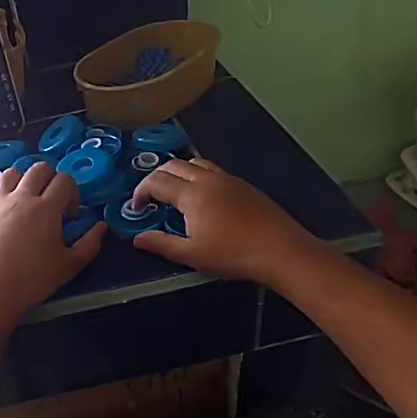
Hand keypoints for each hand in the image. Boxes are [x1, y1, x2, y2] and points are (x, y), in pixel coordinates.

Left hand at [0, 162, 103, 325]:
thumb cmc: (34, 281)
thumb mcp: (71, 265)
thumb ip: (90, 243)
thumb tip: (101, 226)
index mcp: (46, 208)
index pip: (64, 179)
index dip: (73, 193)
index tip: (69, 215)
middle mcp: (21, 198)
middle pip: (39, 168)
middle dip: (52, 180)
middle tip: (53, 203)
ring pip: (13, 173)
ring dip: (26, 181)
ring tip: (29, 202)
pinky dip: (7, 200)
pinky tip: (9, 222)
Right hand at [130, 158, 323, 285]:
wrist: (280, 249)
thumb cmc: (233, 255)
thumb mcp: (192, 255)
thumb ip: (161, 244)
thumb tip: (138, 238)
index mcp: (192, 194)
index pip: (156, 181)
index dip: (140, 192)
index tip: (136, 207)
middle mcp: (207, 179)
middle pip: (172, 165)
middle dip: (155, 178)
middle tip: (150, 198)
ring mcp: (227, 179)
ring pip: (194, 162)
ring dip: (177, 172)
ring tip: (174, 193)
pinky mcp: (243, 184)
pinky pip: (212, 169)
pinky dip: (197, 175)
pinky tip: (203, 197)